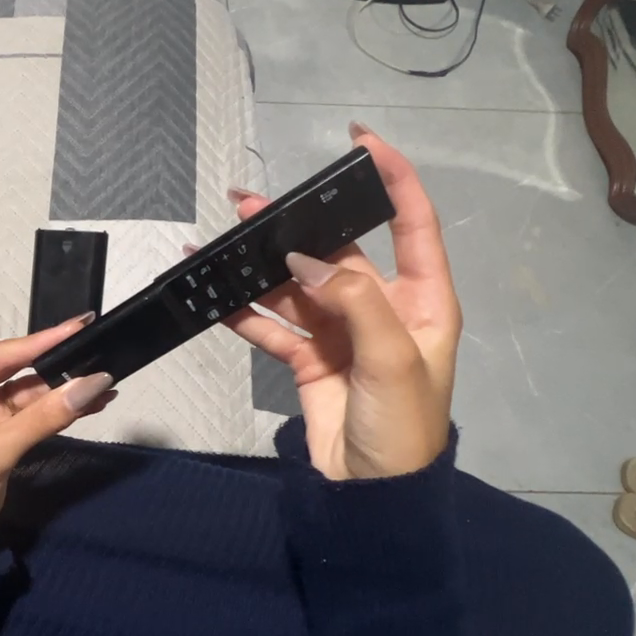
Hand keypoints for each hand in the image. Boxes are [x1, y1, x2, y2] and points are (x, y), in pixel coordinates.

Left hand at [0, 316, 116, 551]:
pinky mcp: (1, 437)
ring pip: (30, 393)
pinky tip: (90, 404)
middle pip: (17, 370)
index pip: (0, 356)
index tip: (77, 326)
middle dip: (56, 363)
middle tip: (96, 347)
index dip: (40, 340)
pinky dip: (60, 410)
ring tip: (105, 383)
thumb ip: (42, 418)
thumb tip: (89, 385)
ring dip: (64, 389)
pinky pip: (35, 415)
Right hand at [223, 124, 459, 479]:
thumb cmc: (403, 423)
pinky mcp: (306, 358)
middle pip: (334, 252)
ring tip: (218, 244)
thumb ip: (354, 300)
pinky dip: (244, 313)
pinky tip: (215, 297)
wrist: (371, 491)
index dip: (393, 179)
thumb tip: (305, 259)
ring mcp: (338, 333)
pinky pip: (272, 327)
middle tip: (246, 203)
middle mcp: (378, 307)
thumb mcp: (393, 358)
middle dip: (294, 226)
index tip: (360, 144)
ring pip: (294, 287)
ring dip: (259, 268)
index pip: (412, 224)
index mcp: (419, 300)